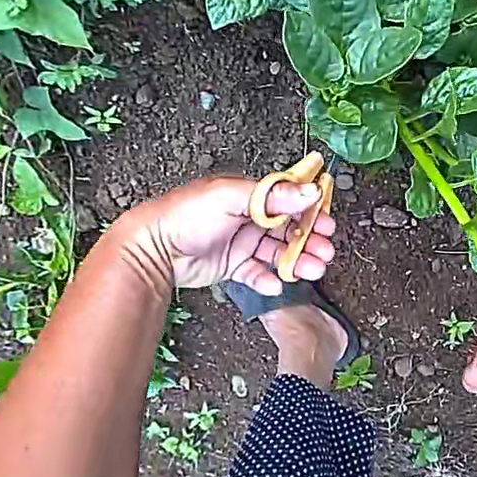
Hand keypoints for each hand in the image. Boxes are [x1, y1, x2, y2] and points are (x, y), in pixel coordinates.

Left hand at [111, 176, 336, 294]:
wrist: (150, 249)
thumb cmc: (184, 215)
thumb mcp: (232, 197)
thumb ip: (274, 195)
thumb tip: (310, 191)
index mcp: (251, 196)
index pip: (291, 202)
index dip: (311, 212)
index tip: (327, 223)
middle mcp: (250, 218)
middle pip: (291, 229)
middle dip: (310, 241)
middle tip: (324, 251)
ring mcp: (243, 243)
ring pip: (279, 253)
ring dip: (298, 262)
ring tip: (311, 271)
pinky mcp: (234, 265)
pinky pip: (258, 273)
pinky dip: (268, 279)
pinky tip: (274, 284)